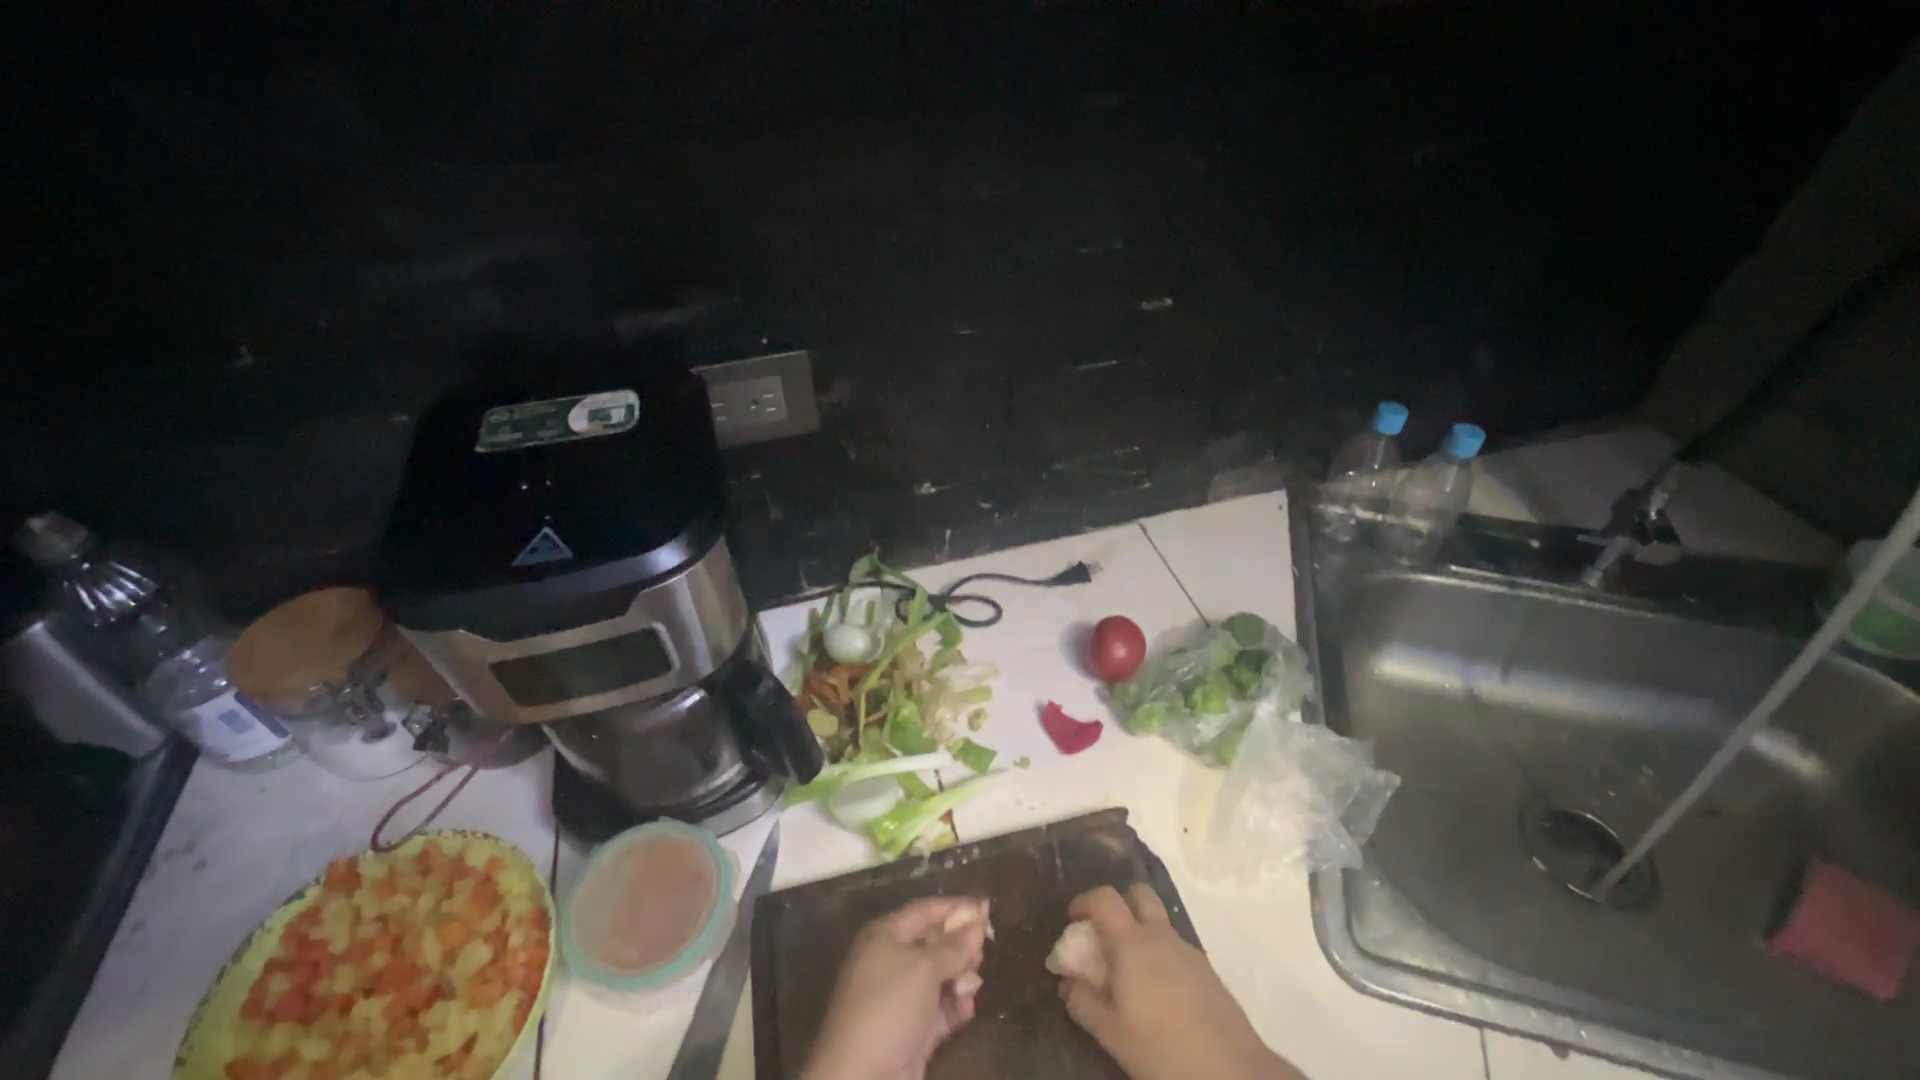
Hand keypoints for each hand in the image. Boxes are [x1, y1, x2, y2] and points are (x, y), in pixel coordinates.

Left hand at [801, 897, 989, 1079]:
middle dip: (960, 947)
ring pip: (939, 977)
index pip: (924, 911)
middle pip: (933, 944)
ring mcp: (900, 998)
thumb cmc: (889, 1007)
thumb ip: (953, 946)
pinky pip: (939, 1009)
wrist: (861, 1077)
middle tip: (982, 953)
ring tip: (972, 986)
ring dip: (960, 979)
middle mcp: (891, 962)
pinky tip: (966, 1010)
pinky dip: (954, 1007)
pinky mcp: (910, 1029)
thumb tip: (977, 924)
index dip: (955, 908)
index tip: (987, 908)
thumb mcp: (923, 969)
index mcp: (885, 937)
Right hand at [1058, 885, 1305, 1079]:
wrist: (1231, 1070)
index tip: (1073, 921)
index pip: (1104, 898)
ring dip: (1140, 932)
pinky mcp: (1207, 971)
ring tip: (1128, 974)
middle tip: (1104, 935)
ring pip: (1159, 923)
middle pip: (1139, 894)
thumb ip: (1082, 1001)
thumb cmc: (1162, 1048)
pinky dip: (1160, 955)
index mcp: (1132, 943)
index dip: (1084, 902)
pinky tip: (1157, 993)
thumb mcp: (1110, 1032)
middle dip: (1119, 904)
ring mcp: (1189, 951)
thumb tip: (1067, 981)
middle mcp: (1161, 936)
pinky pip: (1175, 948)